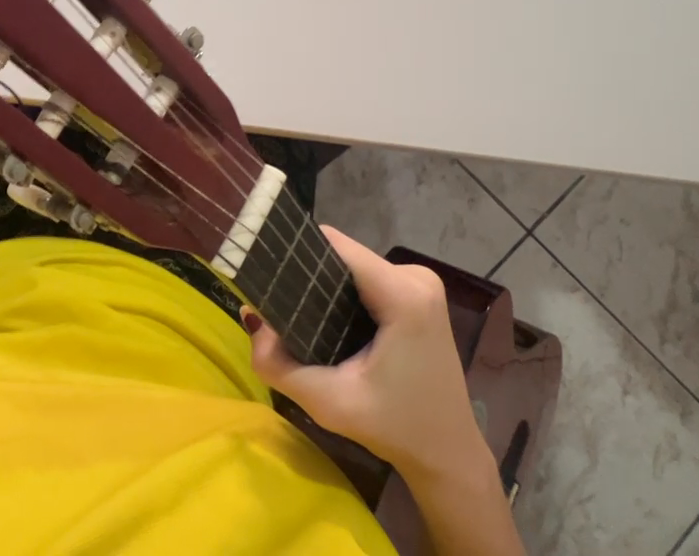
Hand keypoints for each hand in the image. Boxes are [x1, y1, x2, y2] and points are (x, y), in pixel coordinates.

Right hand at [246, 226, 490, 479]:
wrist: (448, 454)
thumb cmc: (394, 427)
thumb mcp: (327, 402)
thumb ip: (277, 363)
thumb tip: (250, 317)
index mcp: (403, 294)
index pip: (333, 245)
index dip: (294, 251)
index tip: (260, 271)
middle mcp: (415, 277)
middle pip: (339, 254)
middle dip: (303, 275)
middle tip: (270, 304)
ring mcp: (419, 283)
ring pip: (349, 265)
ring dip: (319, 286)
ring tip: (292, 314)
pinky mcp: (417, 295)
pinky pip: (364, 277)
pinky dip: (338, 294)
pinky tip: (322, 320)